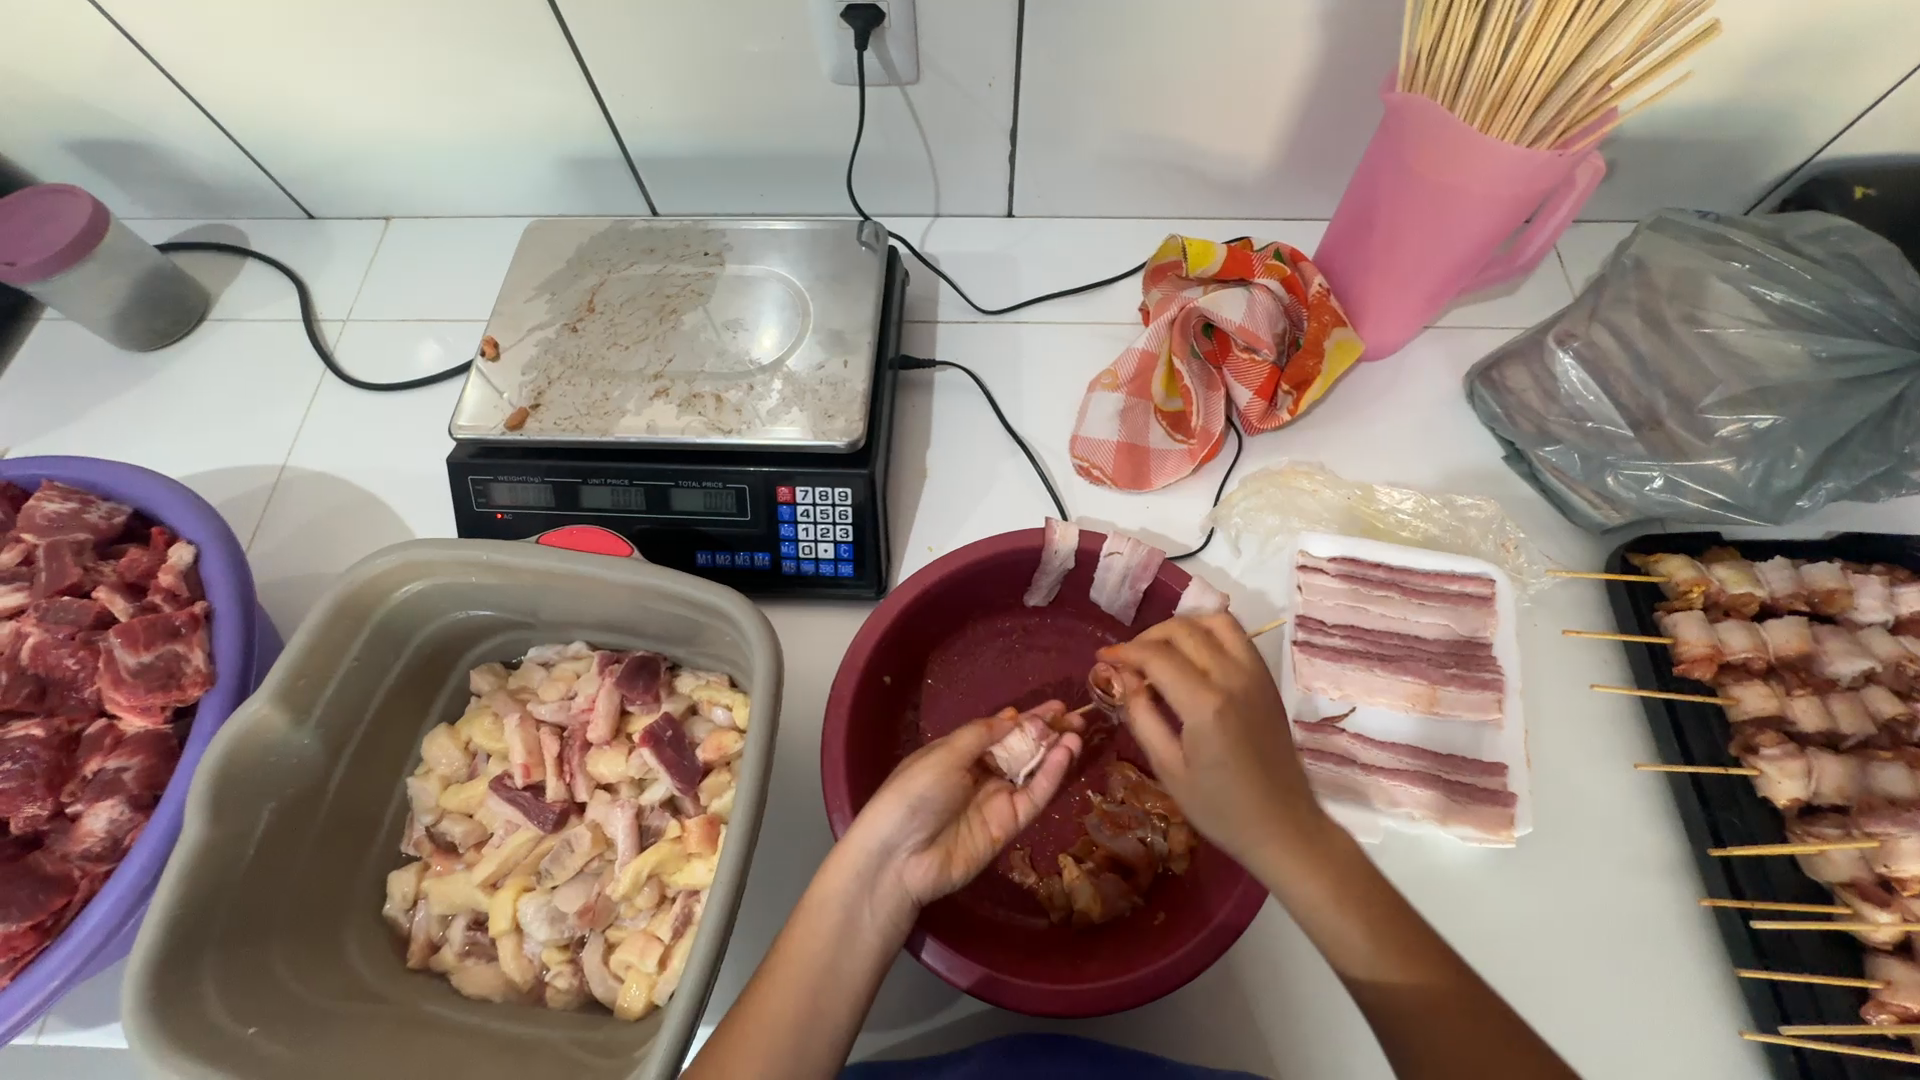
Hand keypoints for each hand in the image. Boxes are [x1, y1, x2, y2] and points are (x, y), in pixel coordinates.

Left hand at [841, 708, 1082, 917]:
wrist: (900, 857)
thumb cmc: (914, 795)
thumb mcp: (944, 754)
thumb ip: (981, 735)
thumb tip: (1012, 716)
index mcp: (958, 753)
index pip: (998, 731)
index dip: (1025, 719)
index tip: (1054, 707)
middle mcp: (979, 774)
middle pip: (1019, 750)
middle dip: (1046, 733)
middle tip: (1074, 718)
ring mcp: (995, 800)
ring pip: (1031, 771)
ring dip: (1053, 751)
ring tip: (1076, 732)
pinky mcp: (1009, 825)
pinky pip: (1034, 795)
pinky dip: (1051, 775)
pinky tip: (1065, 754)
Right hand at [1097, 614, 1327, 868]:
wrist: (1284, 827)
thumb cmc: (1220, 808)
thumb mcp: (1167, 768)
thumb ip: (1141, 715)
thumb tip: (1122, 677)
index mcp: (1206, 705)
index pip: (1156, 656)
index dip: (1124, 652)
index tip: (1102, 659)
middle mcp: (1233, 678)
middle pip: (1183, 630)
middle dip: (1147, 637)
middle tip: (1128, 661)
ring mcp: (1256, 675)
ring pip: (1214, 620)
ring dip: (1181, 626)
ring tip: (1160, 651)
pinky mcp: (1267, 679)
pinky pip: (1237, 635)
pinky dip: (1208, 631)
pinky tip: (1191, 654)